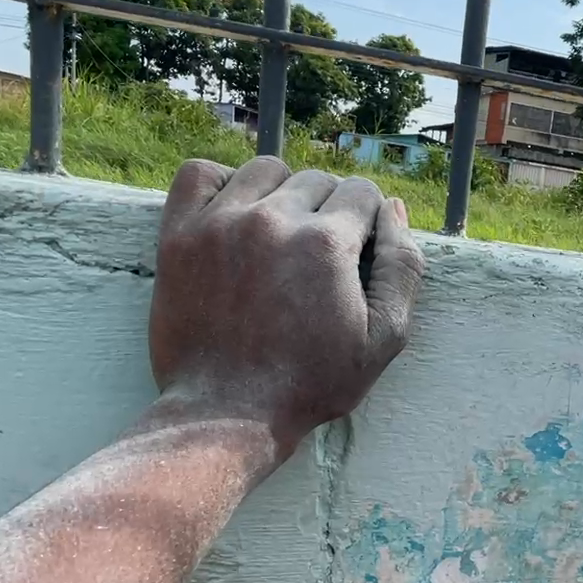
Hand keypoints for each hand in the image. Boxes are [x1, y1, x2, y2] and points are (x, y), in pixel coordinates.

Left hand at [145, 156, 424, 459]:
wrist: (229, 413)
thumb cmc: (312, 383)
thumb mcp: (385, 338)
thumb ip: (402, 269)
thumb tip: (393, 209)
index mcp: (327, 244)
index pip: (362, 192)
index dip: (369, 222)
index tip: (358, 254)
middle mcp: (274, 220)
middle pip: (317, 179)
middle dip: (330, 210)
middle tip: (321, 258)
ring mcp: (221, 223)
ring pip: (265, 169)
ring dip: (283, 193)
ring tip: (282, 235)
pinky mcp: (179, 236)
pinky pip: (199, 174)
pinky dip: (222, 183)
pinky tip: (235, 215)